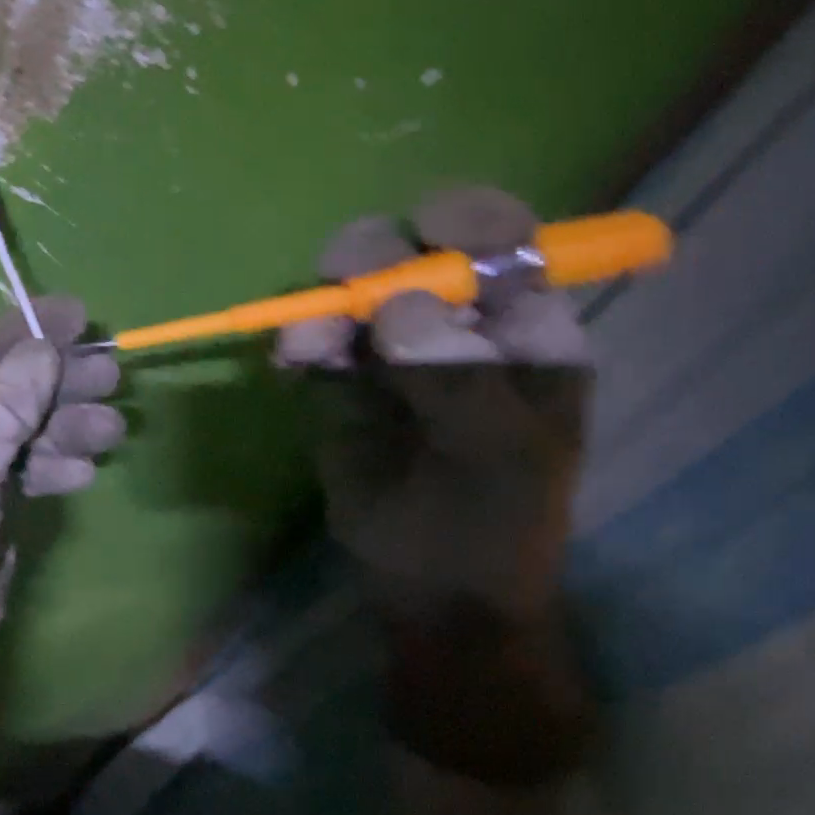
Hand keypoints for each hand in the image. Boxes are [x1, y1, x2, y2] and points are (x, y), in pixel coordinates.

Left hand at [0, 295, 125, 685]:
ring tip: (111, 426)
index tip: (78, 314)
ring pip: (27, 432)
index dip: (26, 331)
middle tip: (111, 371)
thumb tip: (42, 347)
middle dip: (58, 381)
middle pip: (9, 392)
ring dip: (67, 426)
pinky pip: (30, 472)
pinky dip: (57, 467)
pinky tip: (85, 469)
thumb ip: (5, 406)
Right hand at [276, 187, 595, 784]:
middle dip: (373, 260)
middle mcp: (453, 323)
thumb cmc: (491, 524)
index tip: (424, 235)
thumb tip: (396, 304)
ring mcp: (388, 348)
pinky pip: (309, 335)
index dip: (465, 222)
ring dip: (322, 302)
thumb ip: (456, 374)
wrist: (430, 593)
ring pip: (347, 286)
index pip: (500, 239)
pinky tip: (293, 366)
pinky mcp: (335, 378)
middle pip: (408, 250)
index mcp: (522, 328)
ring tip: (309, 348)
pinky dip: (296, 340)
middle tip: (346, 292)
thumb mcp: (497, 453)